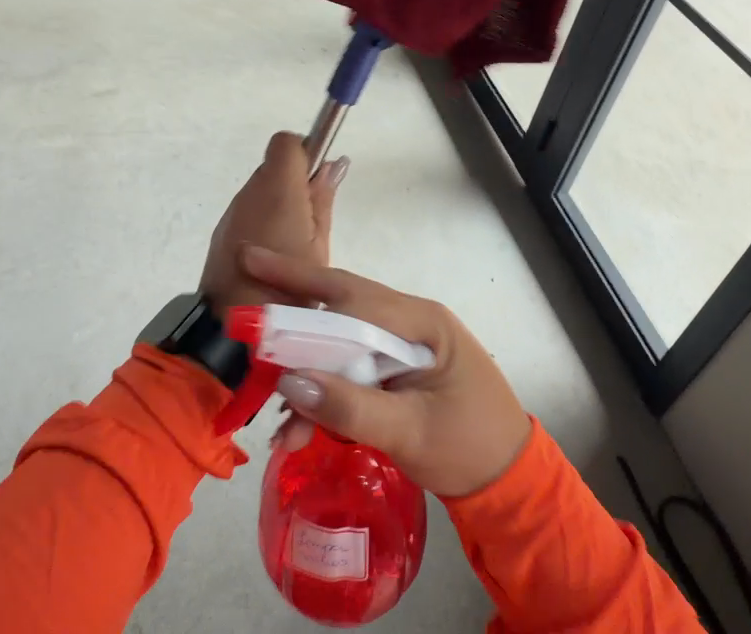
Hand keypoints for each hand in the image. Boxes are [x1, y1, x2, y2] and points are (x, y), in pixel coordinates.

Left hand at [199, 133, 347, 313]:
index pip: (286, 142)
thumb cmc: (288, 290)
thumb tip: (333, 164)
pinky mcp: (221, 233)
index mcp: (277, 190)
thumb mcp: (319, 247)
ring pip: (261, 191)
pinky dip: (263, 222)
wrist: (232, 331)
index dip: (305, 152)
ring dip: (279, 204)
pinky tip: (273, 256)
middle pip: (274, 167)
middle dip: (295, 183)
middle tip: (312, 221)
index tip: (318, 180)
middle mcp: (250, 193)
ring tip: (293, 245)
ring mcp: (231, 213)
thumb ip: (323, 200)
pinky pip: (248, 213)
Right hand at [241, 247, 532, 497]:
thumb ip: (350, 407)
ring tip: (276, 414)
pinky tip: (300, 427)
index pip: (351, 294)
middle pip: (340, 307)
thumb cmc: (468, 450)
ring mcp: (403, 346)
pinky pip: (350, 371)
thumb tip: (289, 382)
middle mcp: (410, 323)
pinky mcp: (396, 372)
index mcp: (422, 322)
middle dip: (291, 313)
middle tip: (243, 310)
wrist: (508, 483)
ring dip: (306, 374)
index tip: (252, 268)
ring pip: (340, 344)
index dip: (299, 284)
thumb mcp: (409, 432)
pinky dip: (324, 395)